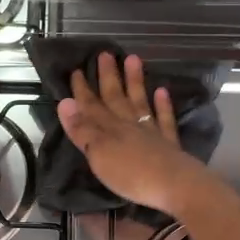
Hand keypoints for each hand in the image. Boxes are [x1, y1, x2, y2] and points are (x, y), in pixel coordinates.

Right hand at [57, 52, 218, 216]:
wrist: (174, 186)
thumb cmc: (130, 174)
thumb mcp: (98, 154)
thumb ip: (82, 129)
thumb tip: (65, 102)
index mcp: (108, 129)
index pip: (91, 106)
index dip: (82, 89)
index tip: (76, 70)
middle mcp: (129, 125)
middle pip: (116, 97)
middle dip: (108, 77)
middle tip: (105, 53)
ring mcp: (151, 132)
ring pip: (140, 101)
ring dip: (135, 81)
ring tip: (133, 59)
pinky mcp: (169, 144)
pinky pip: (165, 118)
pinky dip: (163, 104)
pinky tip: (162, 90)